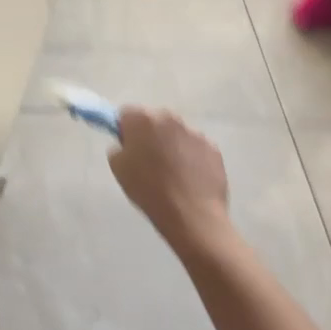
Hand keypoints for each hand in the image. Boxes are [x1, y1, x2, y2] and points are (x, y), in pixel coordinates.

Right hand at [108, 105, 230, 253]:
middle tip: (148, 160)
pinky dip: (192, 157)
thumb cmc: (148, 189)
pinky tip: (190, 178)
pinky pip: (196, 148)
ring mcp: (195, 133)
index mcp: (142, 119)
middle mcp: (170, 119)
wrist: (191, 215)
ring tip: (172, 173)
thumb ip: (119, 148)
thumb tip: (129, 146)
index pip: (126, 113)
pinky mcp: (213, 149)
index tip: (128, 147)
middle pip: (154, 120)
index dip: (125, 130)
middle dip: (150, 134)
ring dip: (172, 145)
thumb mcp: (117, 167)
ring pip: (177, 134)